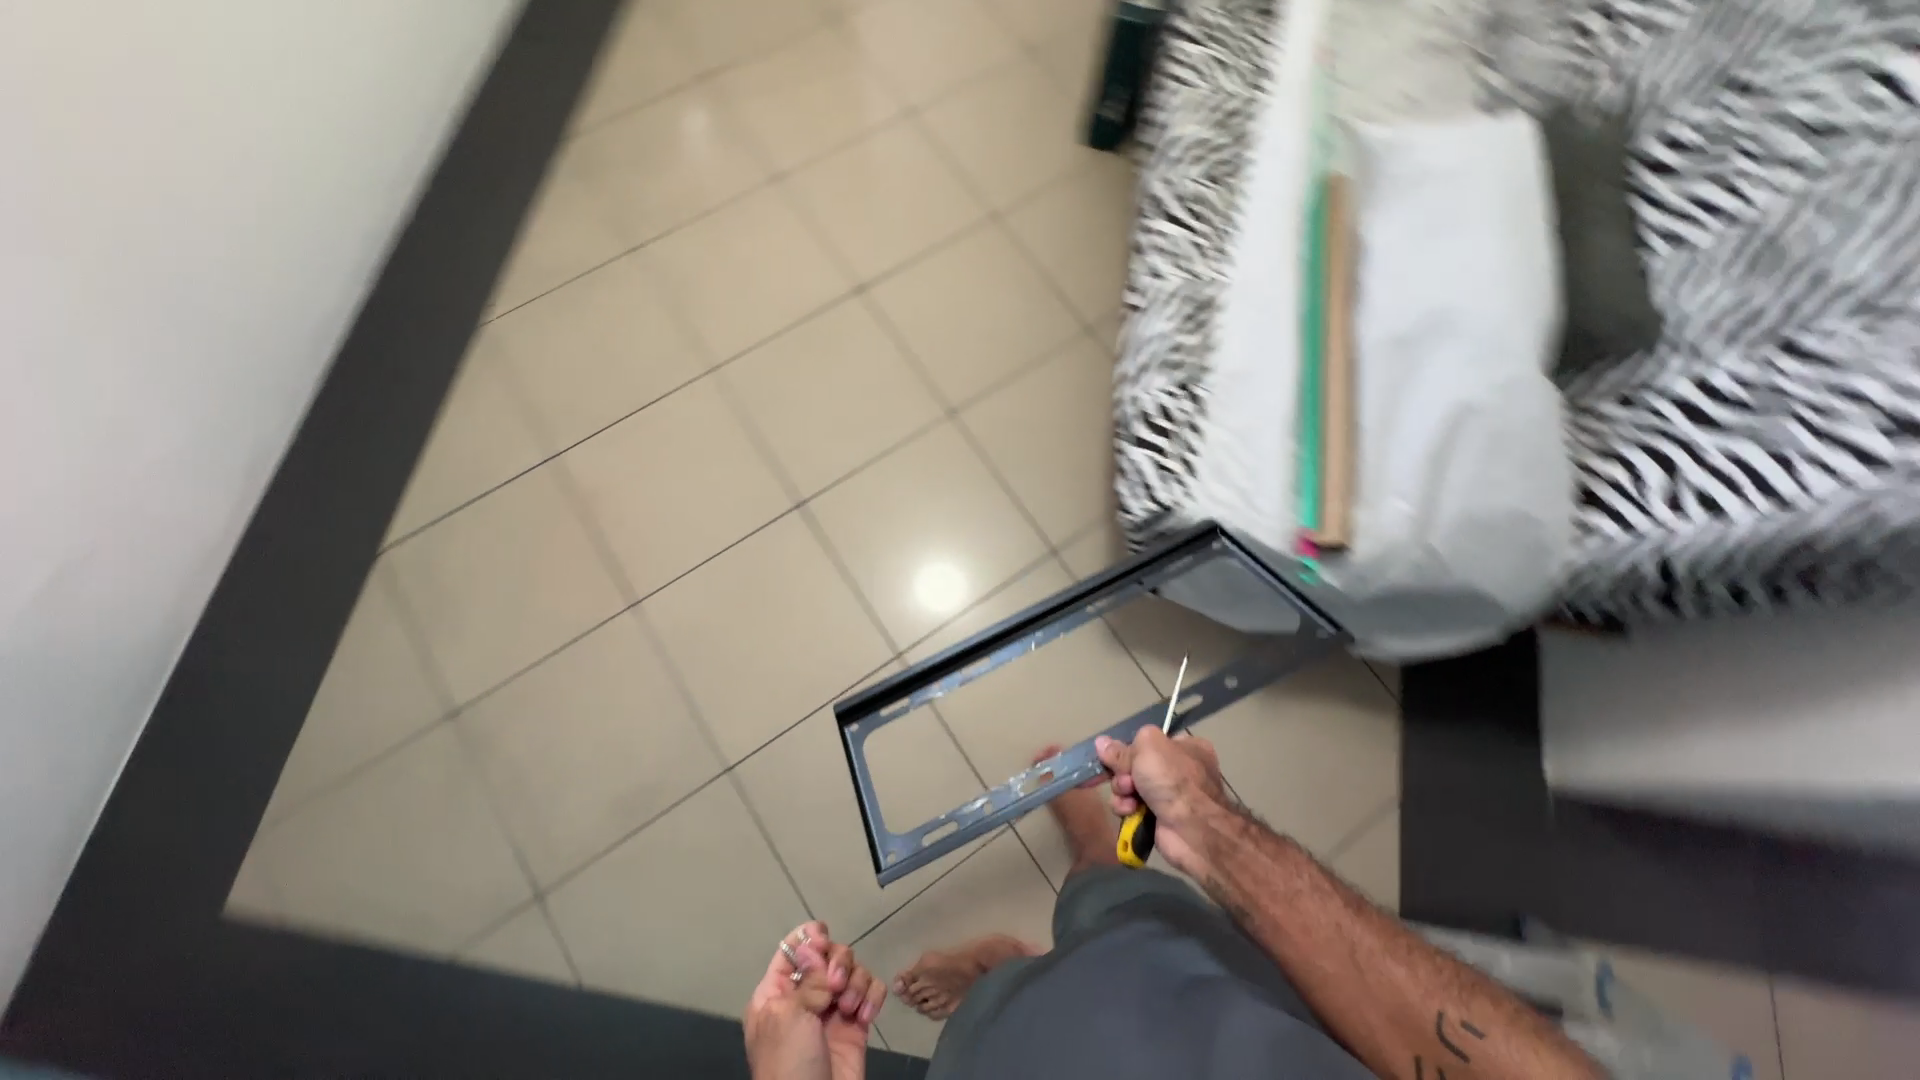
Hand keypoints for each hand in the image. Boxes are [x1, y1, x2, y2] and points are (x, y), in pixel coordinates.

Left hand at [744, 921, 884, 1079]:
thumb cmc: (789, 1064)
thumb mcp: (789, 1017)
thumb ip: (807, 976)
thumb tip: (813, 940)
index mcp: (777, 992)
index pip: (792, 949)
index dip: (809, 937)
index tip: (823, 938)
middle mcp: (804, 997)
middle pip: (829, 955)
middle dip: (838, 964)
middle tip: (835, 987)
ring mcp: (831, 1011)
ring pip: (852, 971)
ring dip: (856, 984)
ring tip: (850, 1010)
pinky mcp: (856, 1025)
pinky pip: (870, 993)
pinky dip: (872, 998)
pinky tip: (865, 1019)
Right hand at [1096, 726, 1230, 878]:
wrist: (1194, 829)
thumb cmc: (1174, 779)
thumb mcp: (1147, 748)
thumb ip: (1123, 746)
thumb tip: (1102, 743)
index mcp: (1186, 747)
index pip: (1149, 742)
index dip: (1130, 748)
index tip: (1114, 754)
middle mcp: (1180, 770)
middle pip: (1135, 765)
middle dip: (1124, 773)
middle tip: (1127, 781)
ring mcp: (1170, 796)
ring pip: (1130, 787)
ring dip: (1122, 791)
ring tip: (1129, 798)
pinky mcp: (1160, 818)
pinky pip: (1132, 807)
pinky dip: (1127, 808)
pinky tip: (1130, 811)